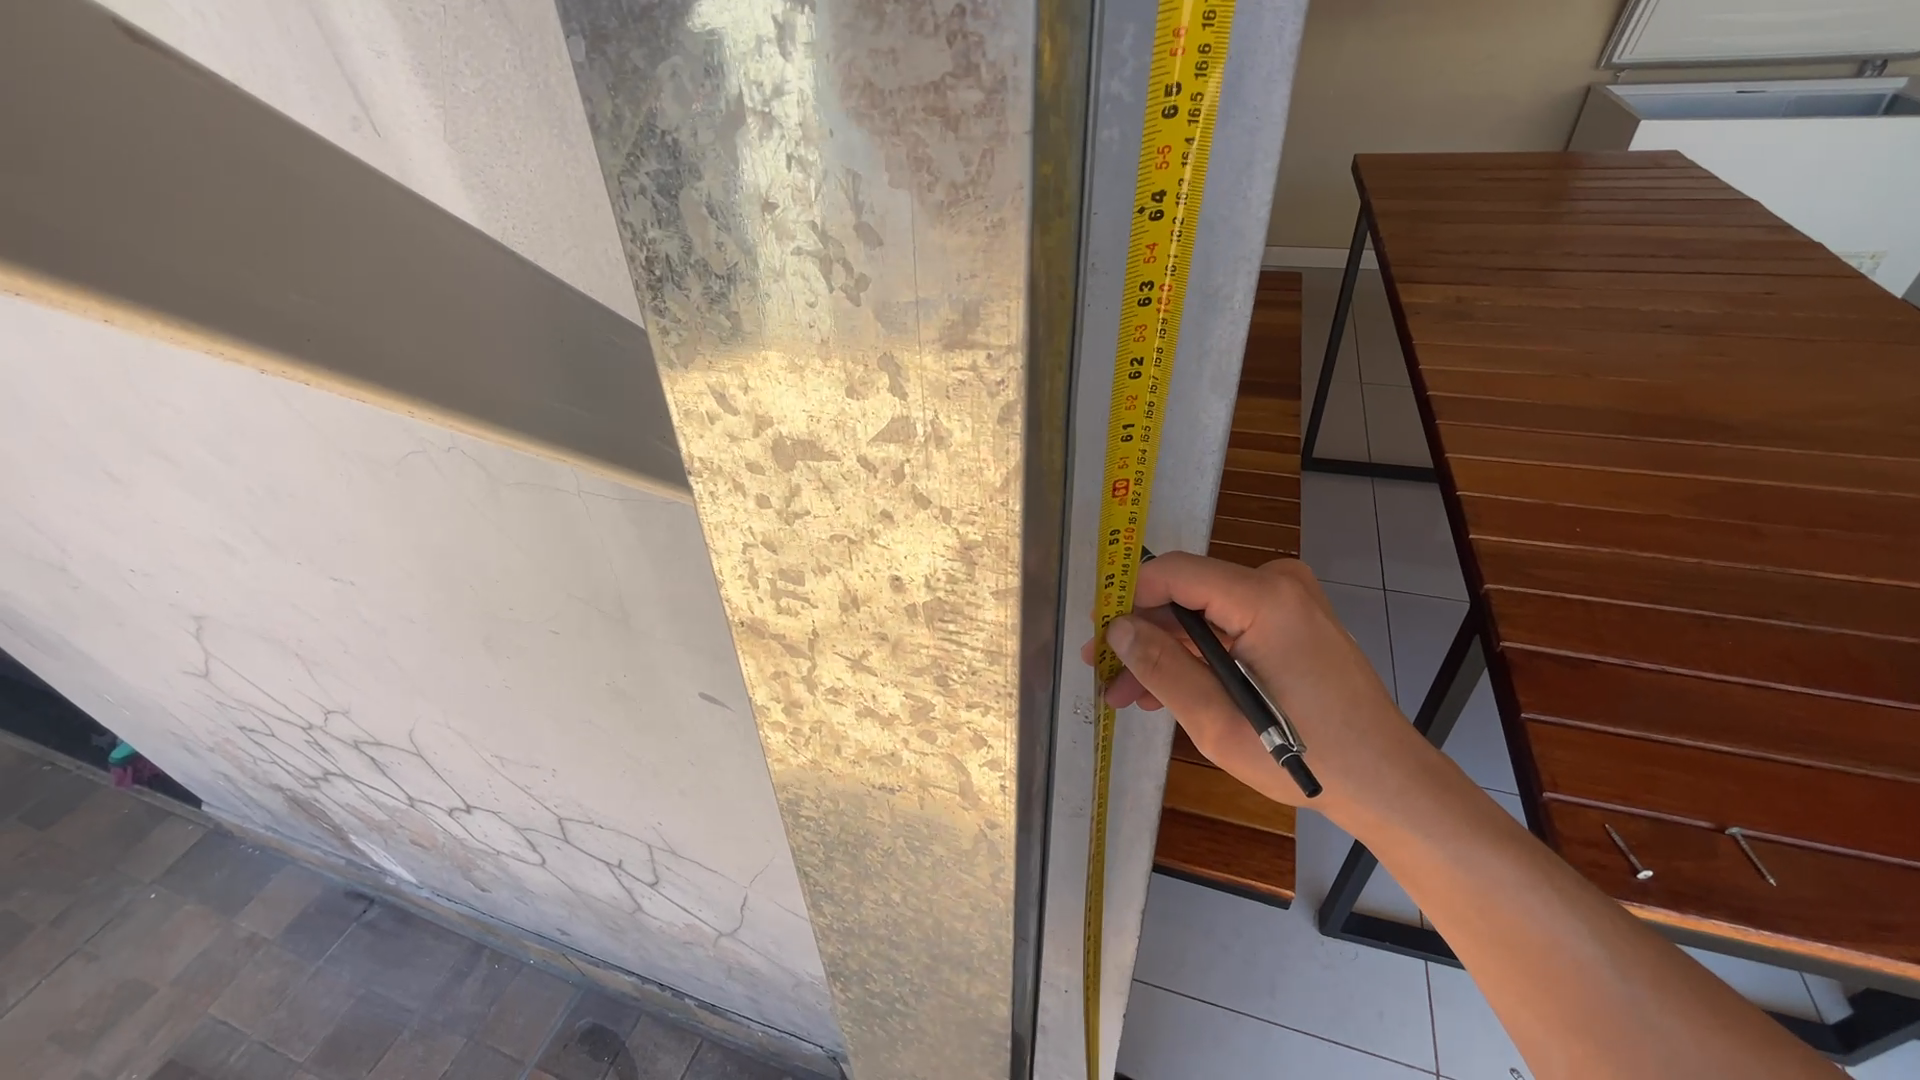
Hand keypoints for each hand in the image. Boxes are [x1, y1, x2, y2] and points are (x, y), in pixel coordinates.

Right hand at [1080, 553, 1442, 815]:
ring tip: (1127, 695)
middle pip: (1187, 594)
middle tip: (1105, 676)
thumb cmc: (1305, 756)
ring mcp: (1289, 601)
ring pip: (1203, 614)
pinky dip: (1198, 655)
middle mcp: (1278, 584)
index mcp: (1264, 599)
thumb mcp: (1217, 721)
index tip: (1099, 640)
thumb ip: (1162, 668)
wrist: (1386, 780)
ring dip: (1166, 651)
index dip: (1127, 600)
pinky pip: (1228, 626)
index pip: (1173, 572)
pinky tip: (1167, 690)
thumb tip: (1116, 629)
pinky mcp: (1293, 621)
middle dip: (1142, 635)